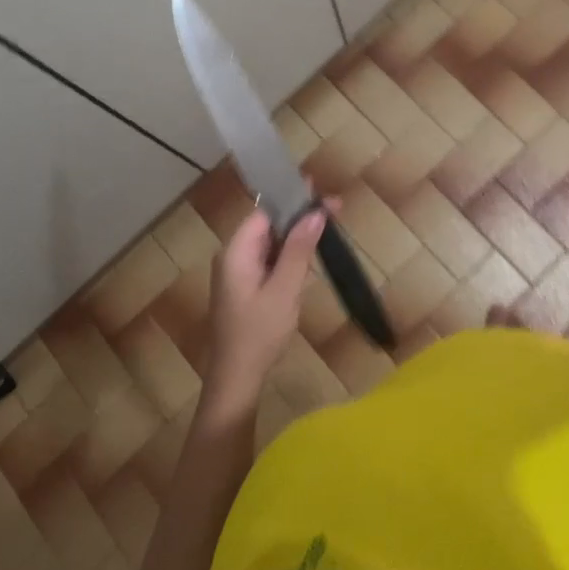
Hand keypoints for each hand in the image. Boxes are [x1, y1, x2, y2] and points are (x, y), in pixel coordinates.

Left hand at [201, 204, 327, 421]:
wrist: (236, 378)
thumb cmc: (259, 333)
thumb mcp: (284, 290)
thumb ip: (298, 250)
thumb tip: (315, 213)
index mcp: (236, 251)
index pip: (265, 212)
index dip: (292, 199)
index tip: (321, 191)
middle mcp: (233, 256)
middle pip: (267, 225)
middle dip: (298, 215)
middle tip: (335, 208)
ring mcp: (237, 273)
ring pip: (269, 243)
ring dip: (295, 235)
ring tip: (328, 224)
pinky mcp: (245, 288)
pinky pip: (268, 260)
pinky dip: (288, 254)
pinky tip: (309, 254)